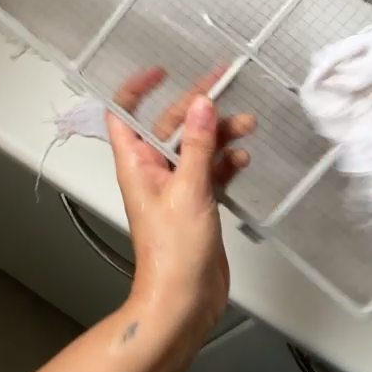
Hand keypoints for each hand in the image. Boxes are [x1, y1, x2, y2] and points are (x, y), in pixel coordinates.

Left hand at [106, 67, 254, 342]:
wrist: (184, 301)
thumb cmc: (172, 253)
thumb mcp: (188, 190)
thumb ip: (196, 144)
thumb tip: (201, 103)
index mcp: (135, 163)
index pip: (125, 113)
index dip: (138, 89)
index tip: (162, 71)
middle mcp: (152, 170)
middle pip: (172, 125)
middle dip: (198, 107)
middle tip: (225, 84)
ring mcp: (176, 185)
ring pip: (196, 145)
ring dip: (219, 133)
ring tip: (247, 124)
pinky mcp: (197, 201)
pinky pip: (211, 169)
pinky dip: (226, 160)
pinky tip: (242, 158)